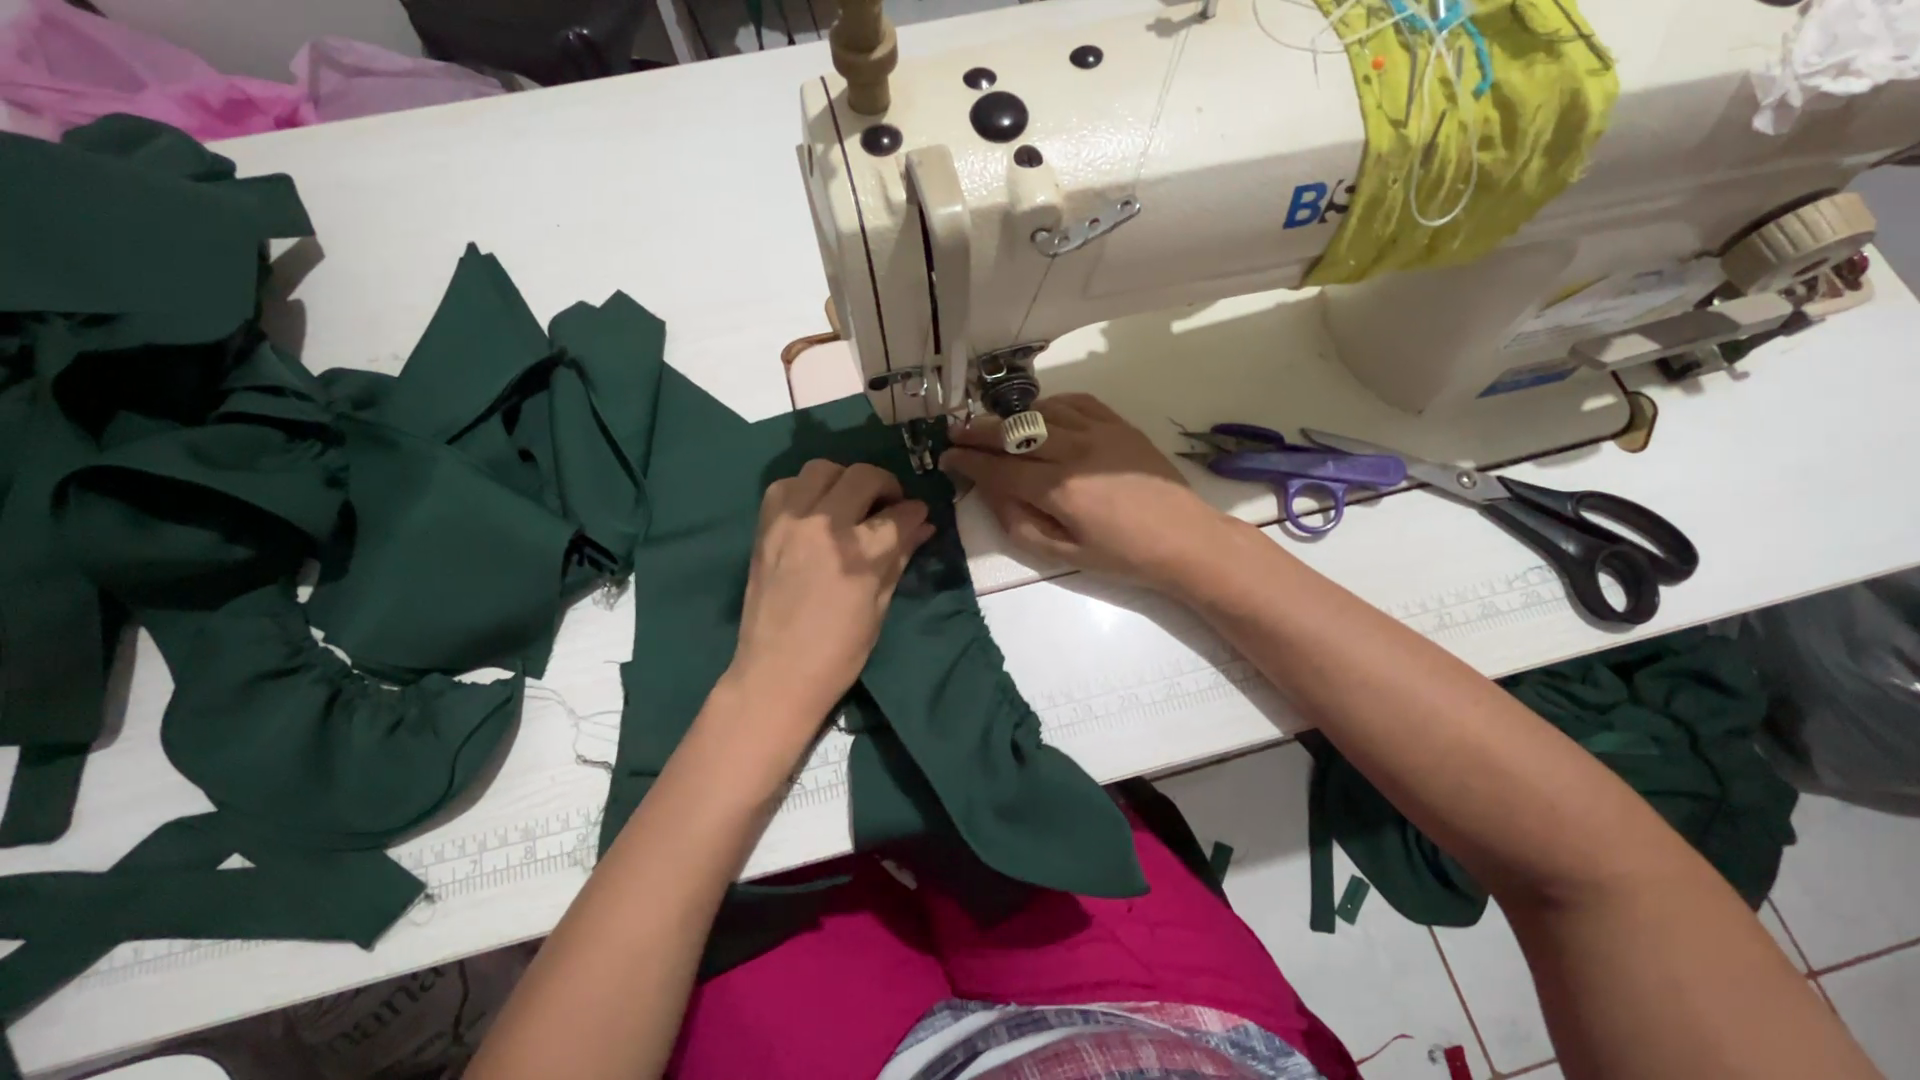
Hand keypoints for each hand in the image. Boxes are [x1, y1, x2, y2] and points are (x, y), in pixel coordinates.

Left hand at [725, 460, 934, 746]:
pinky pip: (786, 485)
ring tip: (851, 503)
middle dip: (885, 486)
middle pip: (862, 478)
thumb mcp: (879, 606)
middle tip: (889, 506)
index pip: (897, 514)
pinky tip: (816, 510)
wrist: (776, 673)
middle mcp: (823, 525)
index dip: (914, 512)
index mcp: (859, 553)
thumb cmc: (838, 651)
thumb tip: (921, 526)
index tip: (918, 516)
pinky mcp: (765, 527)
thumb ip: (899, 557)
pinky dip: (806, 488)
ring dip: (844, 480)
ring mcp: (789, 522)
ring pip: (822, 469)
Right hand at [940, 393, 1238, 589]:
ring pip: (1041, 412)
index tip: (946, 457)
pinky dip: (1049, 405)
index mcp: (1059, 489)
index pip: (999, 467)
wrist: (1184, 538)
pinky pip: (1075, 401)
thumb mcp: (1064, 555)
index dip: (967, 461)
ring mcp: (1099, 432)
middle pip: (1014, 432)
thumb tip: (990, 493)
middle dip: (978, 431)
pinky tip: (1039, 415)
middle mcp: (1074, 451)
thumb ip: (1019, 523)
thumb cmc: (1123, 556)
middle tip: (955, 432)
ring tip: (993, 425)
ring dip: (1010, 417)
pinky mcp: (1119, 424)